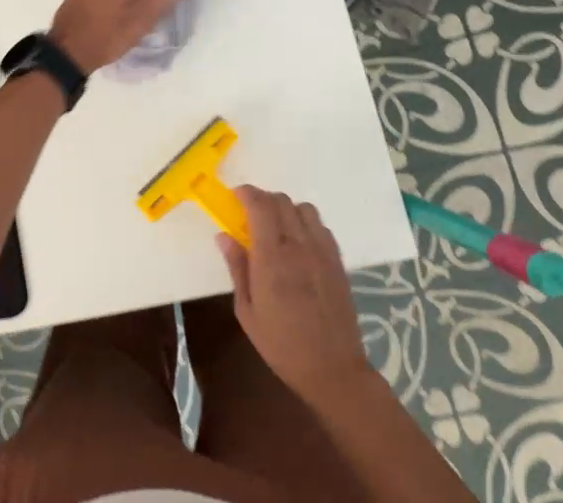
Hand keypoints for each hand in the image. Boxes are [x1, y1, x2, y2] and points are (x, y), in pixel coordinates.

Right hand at [218, 186, 370, 403]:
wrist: (332, 369)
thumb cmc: (281, 345)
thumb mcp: (247, 311)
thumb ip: (237, 268)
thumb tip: (224, 236)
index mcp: (272, 259)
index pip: (261, 207)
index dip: (246, 193)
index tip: (234, 196)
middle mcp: (300, 248)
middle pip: (282, 201)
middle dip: (263, 199)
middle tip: (248, 213)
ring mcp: (323, 253)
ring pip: (304, 209)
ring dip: (286, 209)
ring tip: (275, 227)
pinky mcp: (338, 262)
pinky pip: (321, 227)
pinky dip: (305, 223)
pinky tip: (298, 243)